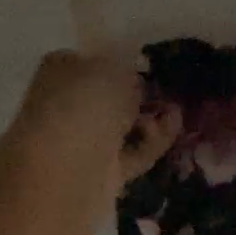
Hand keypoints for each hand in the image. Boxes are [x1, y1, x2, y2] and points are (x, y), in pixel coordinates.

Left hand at [3, 50, 180, 203]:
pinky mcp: (104, 171)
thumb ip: (129, 73)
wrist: (68, 170)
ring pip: (124, 128)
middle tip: (167, 96)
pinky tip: (174, 129)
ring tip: (176, 113)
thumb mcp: (114, 72)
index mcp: (60, 70)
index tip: (149, 73)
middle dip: (140, 98)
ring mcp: (85, 142)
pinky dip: (153, 142)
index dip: (122, 67)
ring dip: (151, 121)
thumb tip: (135, 84)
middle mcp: (68, 104)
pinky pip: (133, 153)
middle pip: (111, 99)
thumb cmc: (84, 106)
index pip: (94, 63)